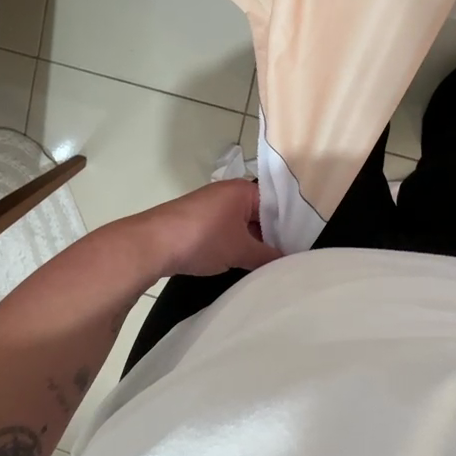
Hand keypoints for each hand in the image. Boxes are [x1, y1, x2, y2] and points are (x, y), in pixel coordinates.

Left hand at [121, 178, 282, 278]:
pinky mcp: (198, 220)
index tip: (301, 248)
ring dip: (251, 243)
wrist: (154, 243)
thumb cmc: (204, 239)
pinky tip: (240, 263)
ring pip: (242, 224)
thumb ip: (268, 256)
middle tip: (287, 261)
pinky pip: (226, 230)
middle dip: (270, 236)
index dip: (290, 226)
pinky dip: (234, 244)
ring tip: (267, 266)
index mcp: (243, 189)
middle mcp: (228, 192)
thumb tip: (289, 262)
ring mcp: (211, 205)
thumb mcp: (241, 250)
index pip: (277, 204)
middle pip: (259, 214)